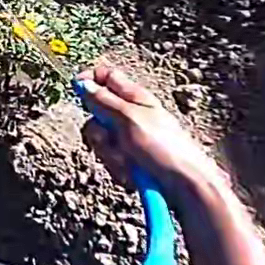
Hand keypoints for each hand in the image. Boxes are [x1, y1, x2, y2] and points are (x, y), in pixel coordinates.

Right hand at [77, 63, 220, 197]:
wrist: (188, 188)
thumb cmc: (164, 148)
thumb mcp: (129, 119)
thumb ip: (103, 101)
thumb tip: (82, 84)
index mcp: (134, 97)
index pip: (105, 76)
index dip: (89, 80)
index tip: (76, 91)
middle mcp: (131, 115)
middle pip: (96, 113)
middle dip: (98, 130)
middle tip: (113, 138)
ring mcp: (130, 139)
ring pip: (100, 140)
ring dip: (109, 153)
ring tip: (129, 162)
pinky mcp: (131, 160)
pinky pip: (110, 160)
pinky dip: (117, 168)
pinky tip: (132, 174)